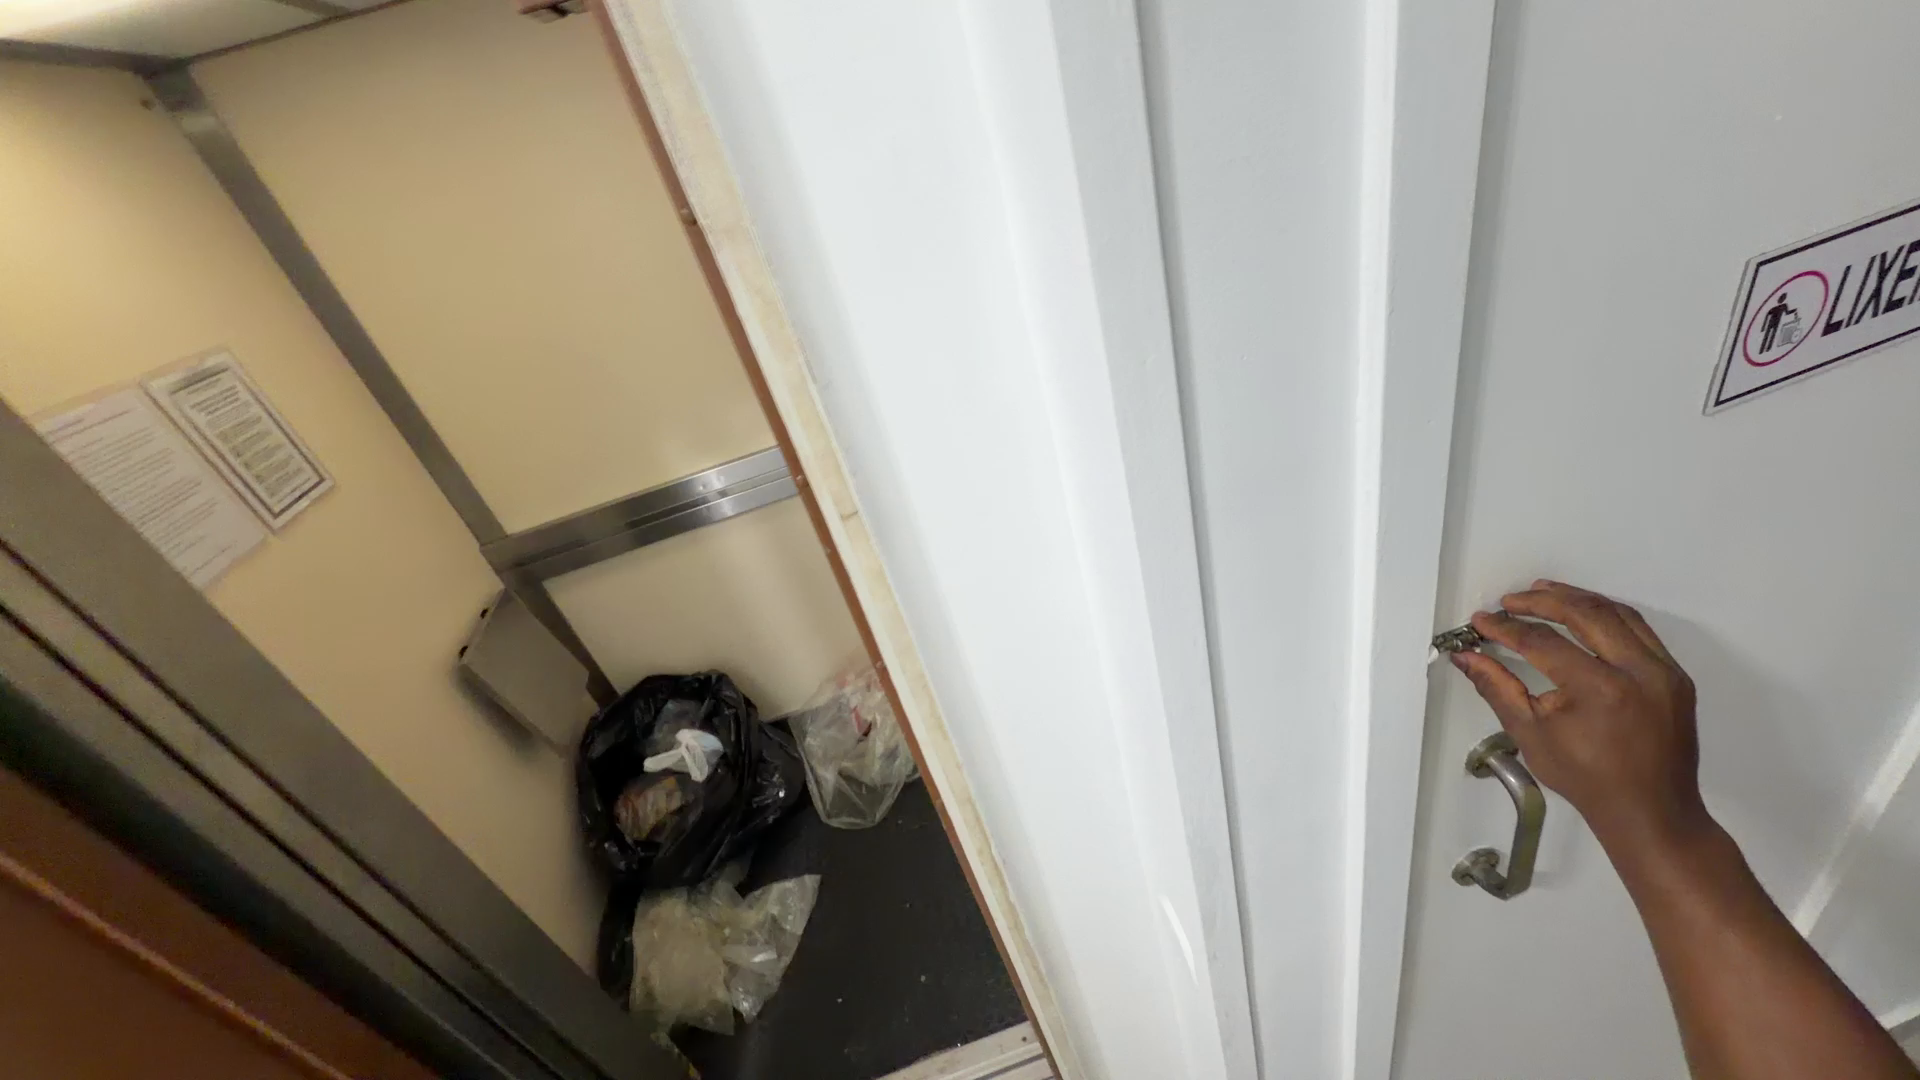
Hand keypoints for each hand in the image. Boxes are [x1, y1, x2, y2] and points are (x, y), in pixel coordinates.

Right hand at [1451, 580, 1707, 849]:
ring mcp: (1663, 672)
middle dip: (1540, 602)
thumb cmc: (1585, 776)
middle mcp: (1638, 672)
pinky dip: (1606, 614)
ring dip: (1576, 599)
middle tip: (1508, 601)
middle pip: (1584, 614)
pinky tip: (1581, 613)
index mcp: (1599, 689)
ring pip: (1617, 614)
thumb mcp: (1528, 732)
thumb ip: (1495, 686)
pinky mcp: (1674, 676)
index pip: (1542, 642)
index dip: (1505, 628)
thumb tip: (1465, 656)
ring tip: (1541, 592)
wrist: (1650, 809)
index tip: (1481, 621)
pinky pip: (1639, 630)